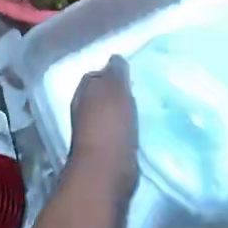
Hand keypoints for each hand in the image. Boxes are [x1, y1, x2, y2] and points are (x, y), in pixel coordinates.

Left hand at [68, 56, 136, 191]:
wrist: (107, 169)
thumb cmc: (109, 122)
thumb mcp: (115, 87)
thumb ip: (115, 71)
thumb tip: (115, 57)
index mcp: (83, 92)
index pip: (95, 76)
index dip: (111, 73)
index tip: (129, 74)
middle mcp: (83, 111)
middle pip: (102, 96)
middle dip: (117, 93)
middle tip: (140, 89)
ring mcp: (93, 133)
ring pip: (110, 115)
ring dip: (123, 112)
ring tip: (144, 108)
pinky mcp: (105, 151)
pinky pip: (118, 132)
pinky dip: (127, 129)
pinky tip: (140, 128)